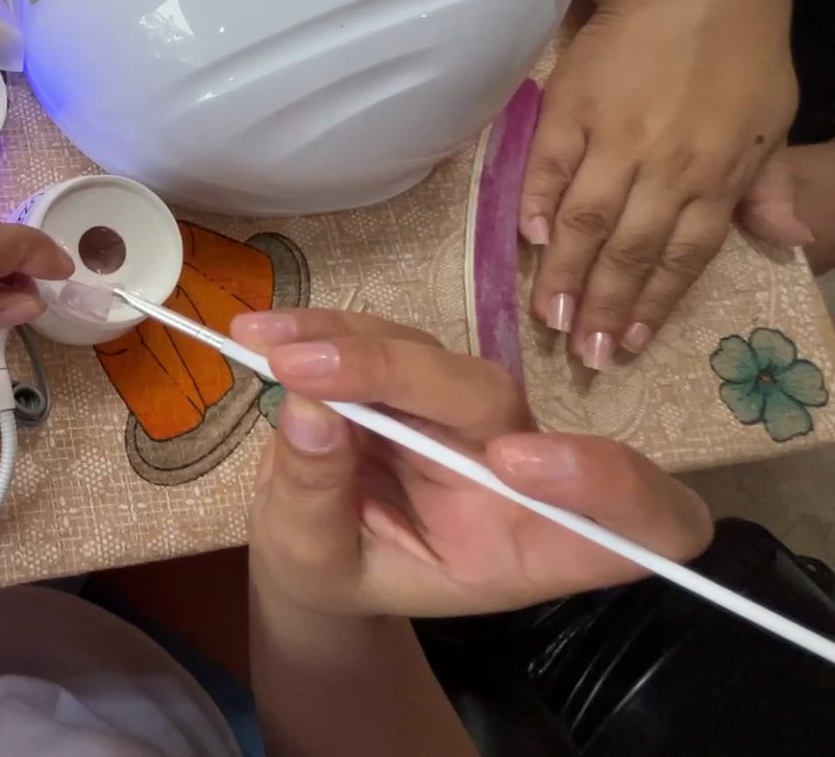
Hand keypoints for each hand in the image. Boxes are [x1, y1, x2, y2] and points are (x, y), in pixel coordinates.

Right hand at [234, 309, 712, 619]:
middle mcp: (506, 465)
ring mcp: (454, 412)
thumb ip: (314, 492)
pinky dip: (314, 328)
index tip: (515, 463)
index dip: (607, 482)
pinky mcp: (403, 375)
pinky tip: (262, 332)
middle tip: (300, 370)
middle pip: (486, 398)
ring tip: (264, 344)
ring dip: (340, 341)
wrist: (307, 540)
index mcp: (525, 543)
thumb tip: (309, 405)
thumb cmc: (329, 571)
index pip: (637, 521)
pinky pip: (372, 334)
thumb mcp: (312, 555)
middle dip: (394, 375)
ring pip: (422, 352)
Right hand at [525, 0, 805, 367]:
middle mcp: (671, 165)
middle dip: (609, 306)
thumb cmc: (732, 53)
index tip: (630, 346)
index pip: (687, 253)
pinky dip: (538, 205)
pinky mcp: (568, 115)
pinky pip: (549, 169)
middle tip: (584, 354)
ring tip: (548, 317)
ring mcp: (615, 140)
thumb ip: (767, 181)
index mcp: (723, 170)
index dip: (658, 304)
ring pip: (589, 220)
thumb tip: (783, 240)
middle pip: (633, 248)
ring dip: (568, 273)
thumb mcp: (774, 117)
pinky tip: (529, 242)